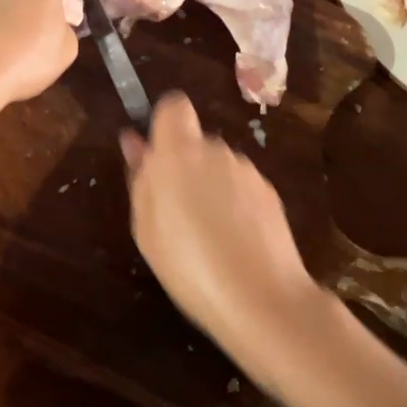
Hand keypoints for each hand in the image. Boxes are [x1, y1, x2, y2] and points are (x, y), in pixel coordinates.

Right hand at [122, 93, 318, 342]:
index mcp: (179, 151)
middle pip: (195, 143)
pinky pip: (241, 190)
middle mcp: (216, 150)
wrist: (263, 300)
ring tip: (206, 239)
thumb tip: (135, 143)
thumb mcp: (146, 228)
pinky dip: (234, 208)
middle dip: (184, 167)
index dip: (163, 126)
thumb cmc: (189, 265)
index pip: (173, 106)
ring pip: (219, 168)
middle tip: (173, 214)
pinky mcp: (271, 195)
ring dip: (210, 189)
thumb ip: (141, 179)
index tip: (156, 160)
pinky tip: (233, 246)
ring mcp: (248, 171)